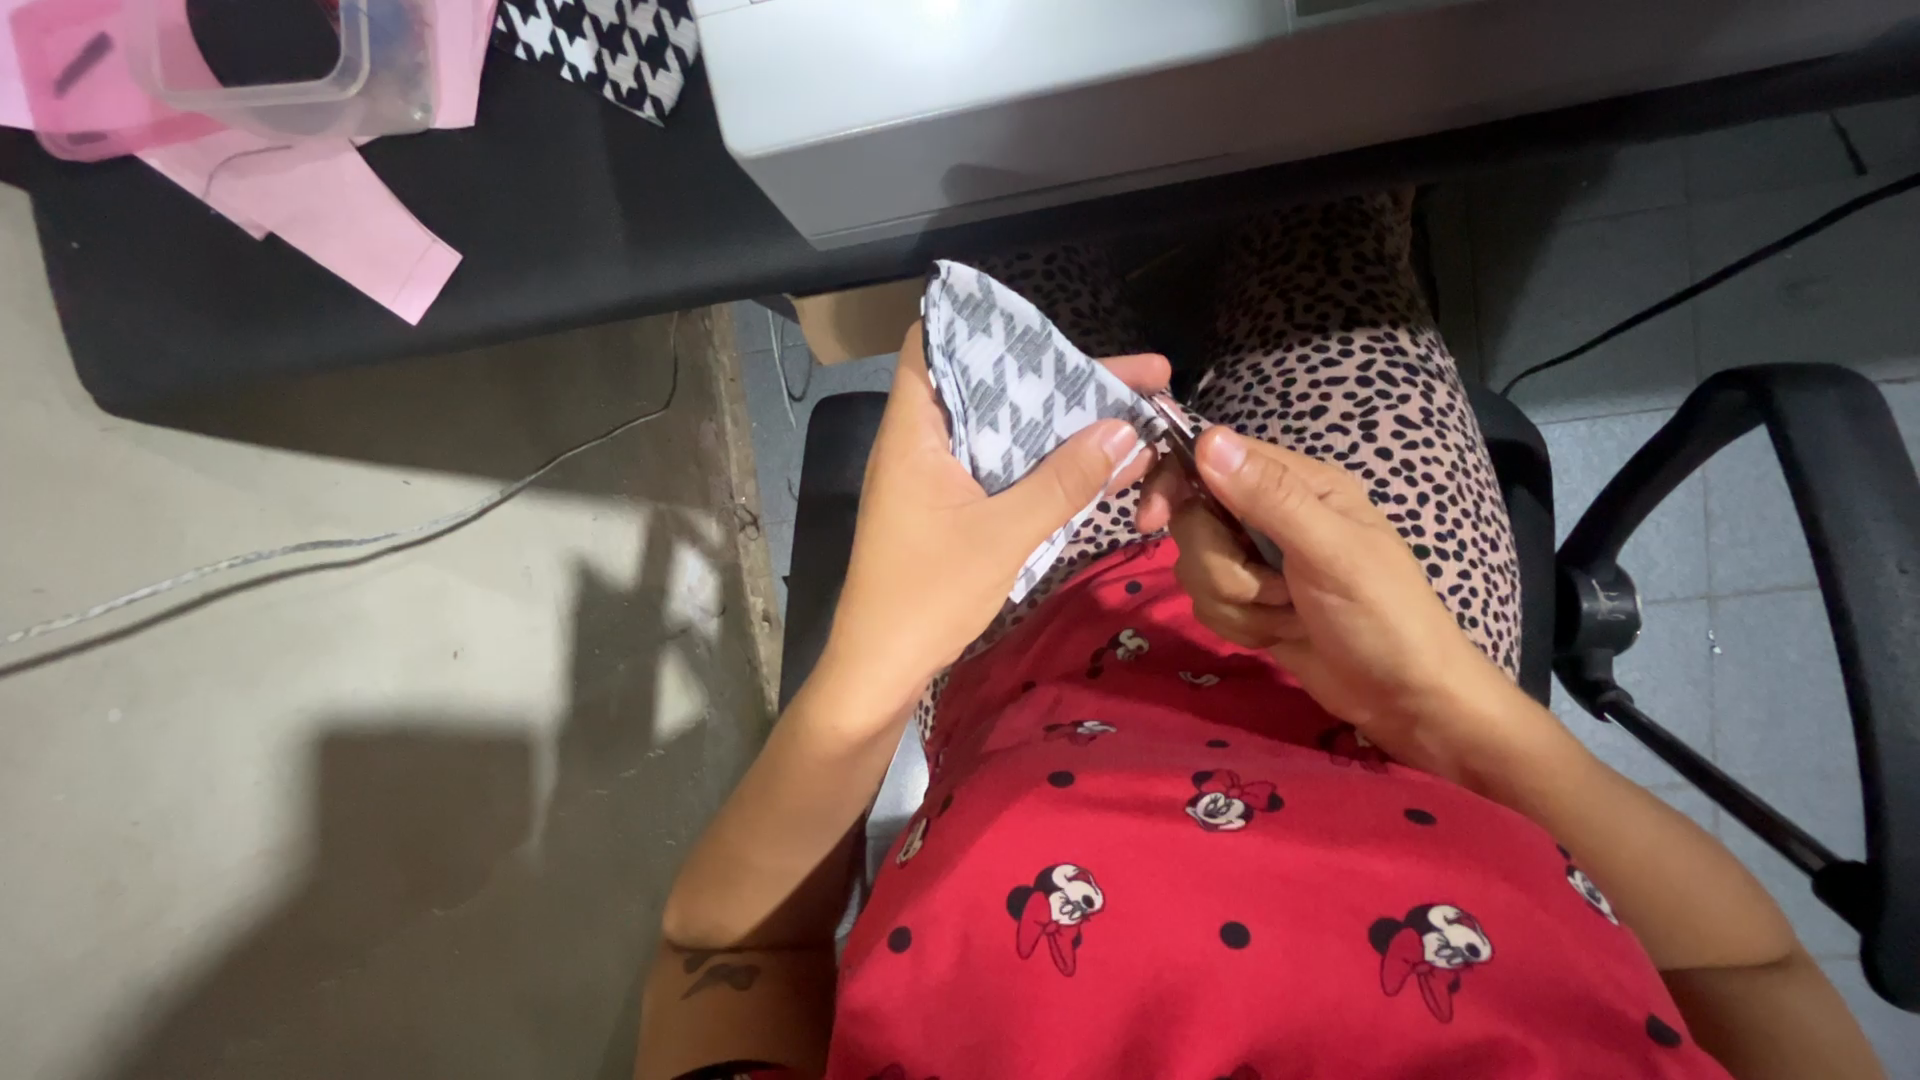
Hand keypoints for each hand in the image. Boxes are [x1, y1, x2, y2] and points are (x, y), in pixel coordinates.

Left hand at [820, 324, 1166, 713]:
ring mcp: (935, 477)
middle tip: (1129, 375)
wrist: (881, 667)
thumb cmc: (927, 595)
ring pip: (1002, 430)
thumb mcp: (1003, 536)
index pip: (935, 343)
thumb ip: (1064, 482)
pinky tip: (1092, 463)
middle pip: (990, 386)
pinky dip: (1042, 462)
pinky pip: (1001, 467)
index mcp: (915, 431)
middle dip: (1057, 378)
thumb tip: (1125, 431)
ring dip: (1058, 424)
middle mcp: (922, 442)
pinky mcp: (949, 508)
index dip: (986, 322)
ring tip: (1129, 413)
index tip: (1051, 326)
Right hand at [1138, 427, 1513, 768]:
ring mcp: (1257, 560)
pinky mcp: (1249, 601)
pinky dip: (1239, 625)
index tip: (1149, 518)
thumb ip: (1269, 496)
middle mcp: (1271, 514)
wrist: (1404, 700)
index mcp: (1298, 484)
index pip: (1212, 457)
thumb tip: (1207, 439)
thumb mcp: (1331, 552)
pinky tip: (1279, 634)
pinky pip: (1207, 603)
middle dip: (1221, 565)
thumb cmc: (1384, 616)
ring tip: (1287, 615)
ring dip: (1236, 602)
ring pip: (1195, 567)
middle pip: (1193, 520)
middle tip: (1269, 588)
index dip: (1175, 482)